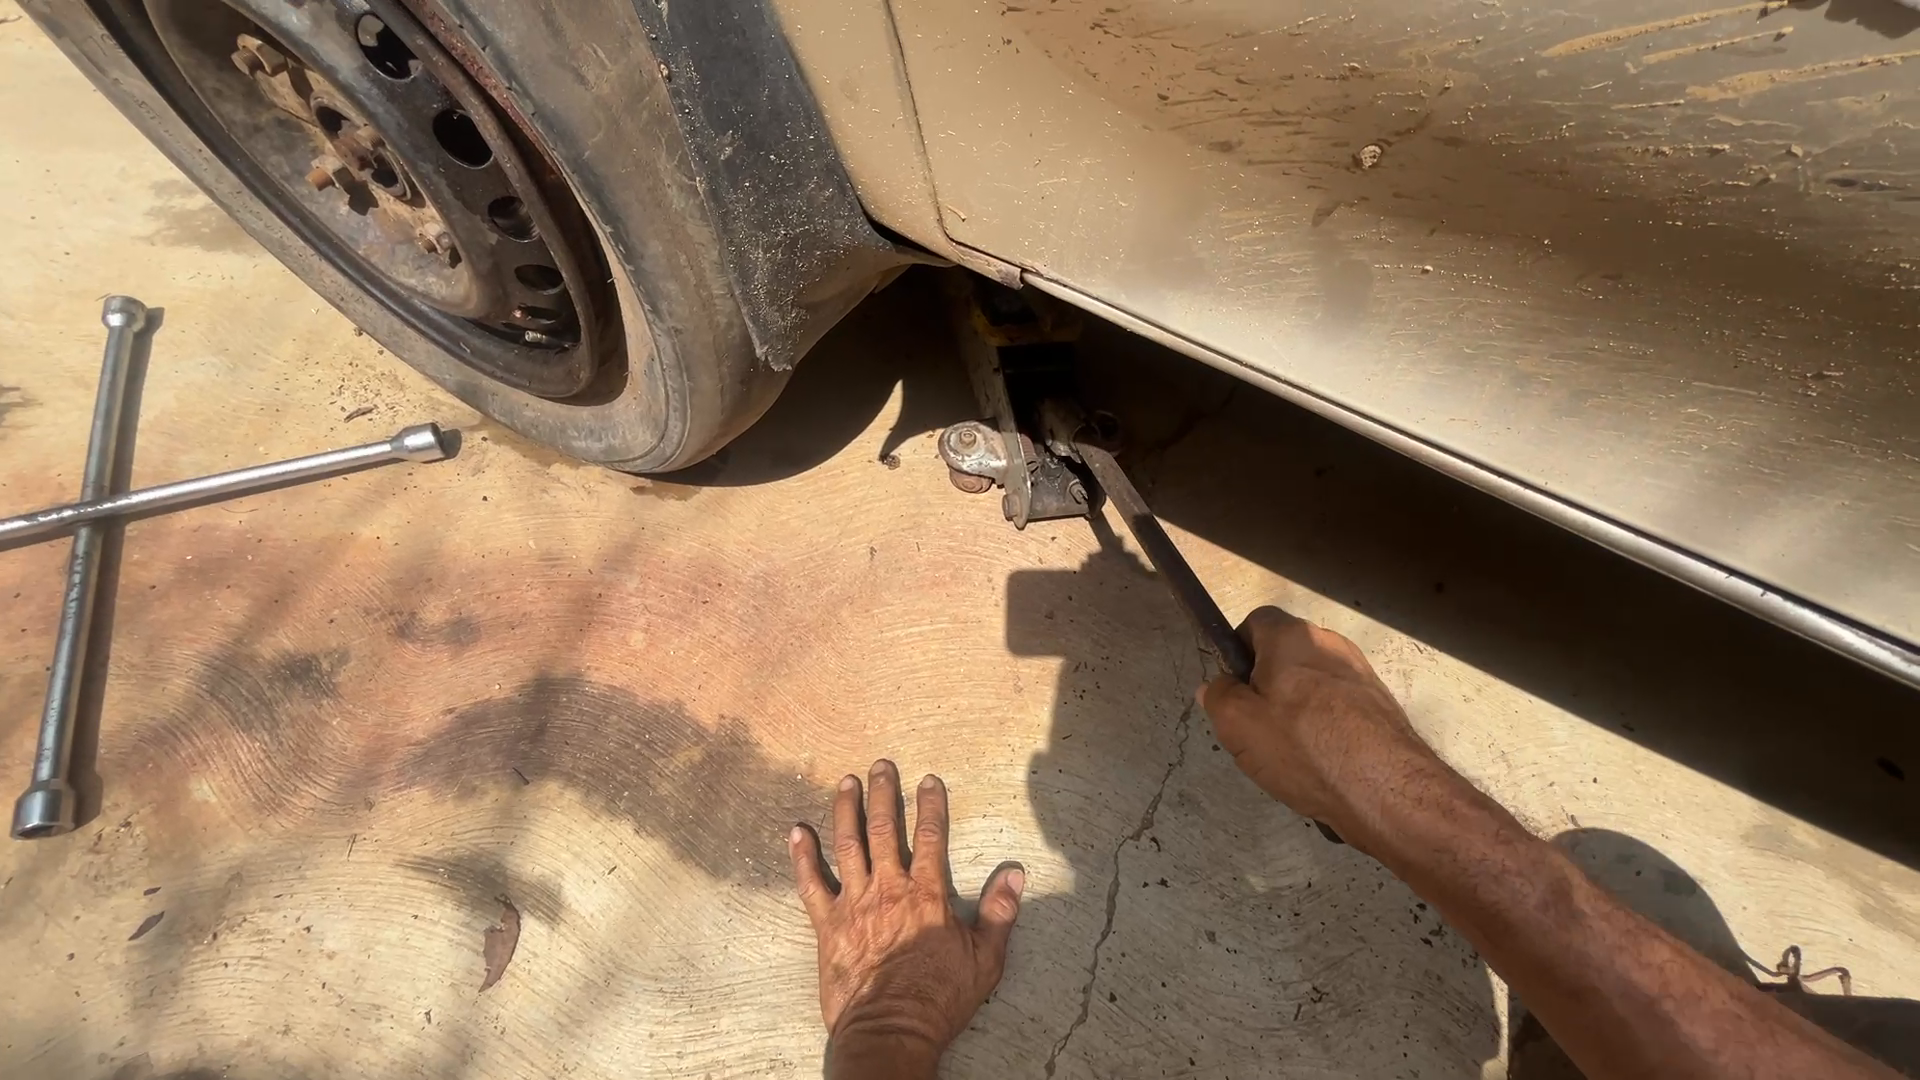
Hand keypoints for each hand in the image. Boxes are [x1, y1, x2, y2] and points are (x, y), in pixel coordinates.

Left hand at [788, 759, 1023, 1077]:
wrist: (889, 1033)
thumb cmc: (939, 999)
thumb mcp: (984, 960)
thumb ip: (999, 913)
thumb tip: (1016, 873)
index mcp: (926, 893)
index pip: (930, 835)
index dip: (931, 804)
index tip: (929, 779)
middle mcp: (889, 888)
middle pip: (884, 828)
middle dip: (883, 793)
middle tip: (881, 766)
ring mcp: (855, 904)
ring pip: (848, 844)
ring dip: (846, 809)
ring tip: (846, 782)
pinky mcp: (829, 925)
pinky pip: (811, 884)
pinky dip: (802, 857)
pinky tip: (796, 831)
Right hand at [1199, 607, 1440, 846]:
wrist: (1388, 792)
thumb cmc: (1303, 746)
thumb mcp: (1236, 724)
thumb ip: (1218, 696)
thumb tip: (1218, 685)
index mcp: (1292, 636)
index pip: (1255, 621)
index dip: (1237, 649)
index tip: (1234, 686)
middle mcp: (1331, 644)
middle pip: (1286, 655)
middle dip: (1267, 685)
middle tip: (1256, 725)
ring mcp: (1363, 675)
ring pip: (1313, 685)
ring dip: (1297, 710)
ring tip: (1291, 753)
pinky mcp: (1383, 707)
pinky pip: (1340, 709)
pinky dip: (1327, 729)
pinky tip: (1322, 764)